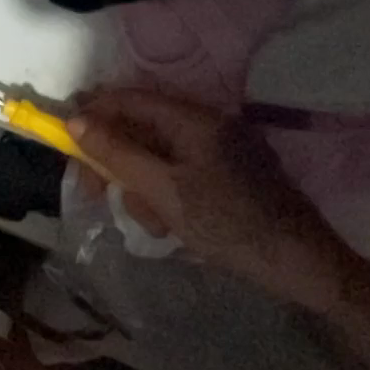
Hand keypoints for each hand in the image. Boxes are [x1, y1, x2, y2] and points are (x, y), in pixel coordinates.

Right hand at [67, 89, 342, 291]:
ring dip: (139, 183)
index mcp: (193, 120)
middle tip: (94, 192)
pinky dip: (163, 191)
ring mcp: (221, 148)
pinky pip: (178, 169)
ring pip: (155, 153)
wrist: (308, 269)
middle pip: (139, 127)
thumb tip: (74, 121)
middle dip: (113, 158)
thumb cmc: (230, 226)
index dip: (90, 114)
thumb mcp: (162, 191)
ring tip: (148, 220)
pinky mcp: (229, 173)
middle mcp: (207, 124)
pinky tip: (169, 223)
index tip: (62, 141)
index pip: (127, 99)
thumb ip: (116, 154)